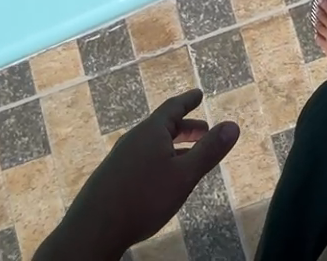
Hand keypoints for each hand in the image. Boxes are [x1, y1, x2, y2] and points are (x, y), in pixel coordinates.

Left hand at [38, 89, 239, 260]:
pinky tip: (160, 178)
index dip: (188, 100)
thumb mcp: (184, 175)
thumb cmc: (143, 199)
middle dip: (185, 127)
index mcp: (151, 131)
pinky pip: (141, 158)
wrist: (92, 232)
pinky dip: (158, 158)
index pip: (173, 107)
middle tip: (204, 131)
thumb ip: (209, 150)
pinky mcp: (110, 178)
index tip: (199, 94)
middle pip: (162, 126)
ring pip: (151, 144)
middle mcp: (133, 139)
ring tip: (186, 156)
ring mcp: (119, 158)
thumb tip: (234, 125)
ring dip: (172, 145)